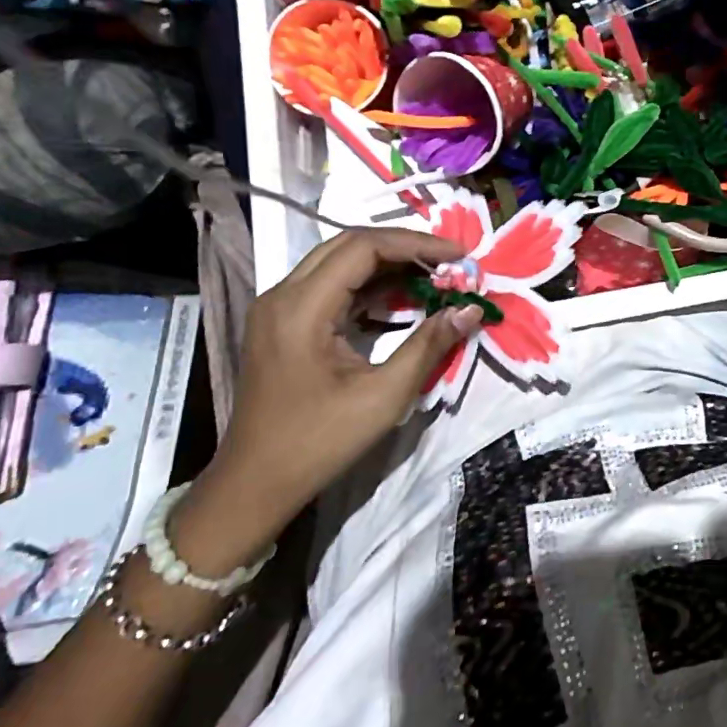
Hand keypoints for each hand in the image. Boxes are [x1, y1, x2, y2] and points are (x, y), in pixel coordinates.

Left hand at [202, 229, 483, 527]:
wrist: (256, 482)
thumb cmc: (319, 442)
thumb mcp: (383, 396)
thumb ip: (428, 345)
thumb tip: (471, 310)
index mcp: (301, 308)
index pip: (363, 248)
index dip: (416, 244)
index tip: (459, 255)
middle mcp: (283, 295)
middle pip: (349, 245)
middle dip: (405, 247)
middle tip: (451, 262)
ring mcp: (278, 307)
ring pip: (339, 262)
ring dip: (388, 264)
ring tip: (435, 275)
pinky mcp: (283, 323)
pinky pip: (330, 286)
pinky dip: (369, 285)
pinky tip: (402, 297)